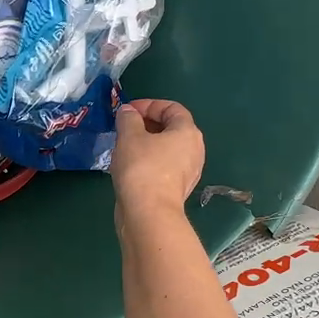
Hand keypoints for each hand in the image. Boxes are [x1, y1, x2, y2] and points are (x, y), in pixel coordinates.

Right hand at [112, 99, 204, 222]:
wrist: (148, 212)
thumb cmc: (141, 168)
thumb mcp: (129, 136)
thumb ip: (128, 119)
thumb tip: (128, 112)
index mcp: (188, 132)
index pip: (172, 108)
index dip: (148, 105)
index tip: (127, 111)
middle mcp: (194, 149)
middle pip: (171, 128)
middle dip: (147, 124)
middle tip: (124, 128)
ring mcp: (189, 171)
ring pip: (167, 148)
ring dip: (147, 144)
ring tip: (124, 148)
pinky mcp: (177, 188)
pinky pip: (164, 166)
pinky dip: (149, 161)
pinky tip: (131, 167)